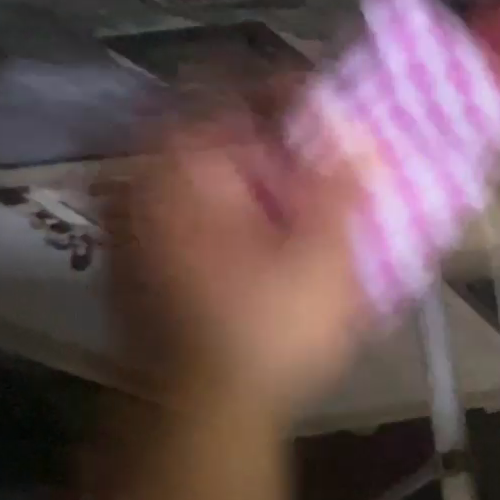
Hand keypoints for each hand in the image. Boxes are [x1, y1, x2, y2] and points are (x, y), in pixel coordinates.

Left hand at [110, 110, 372, 419]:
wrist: (203, 409)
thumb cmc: (272, 330)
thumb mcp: (325, 255)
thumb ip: (337, 184)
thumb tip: (349, 124)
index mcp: (184, 165)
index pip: (241, 90)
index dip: (305, 97)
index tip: (357, 116)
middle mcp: (148, 178)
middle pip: (227, 130)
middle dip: (294, 141)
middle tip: (351, 163)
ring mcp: (142, 217)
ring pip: (219, 171)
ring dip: (277, 177)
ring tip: (332, 201)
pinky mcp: (152, 254)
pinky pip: (207, 205)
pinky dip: (254, 207)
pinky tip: (294, 237)